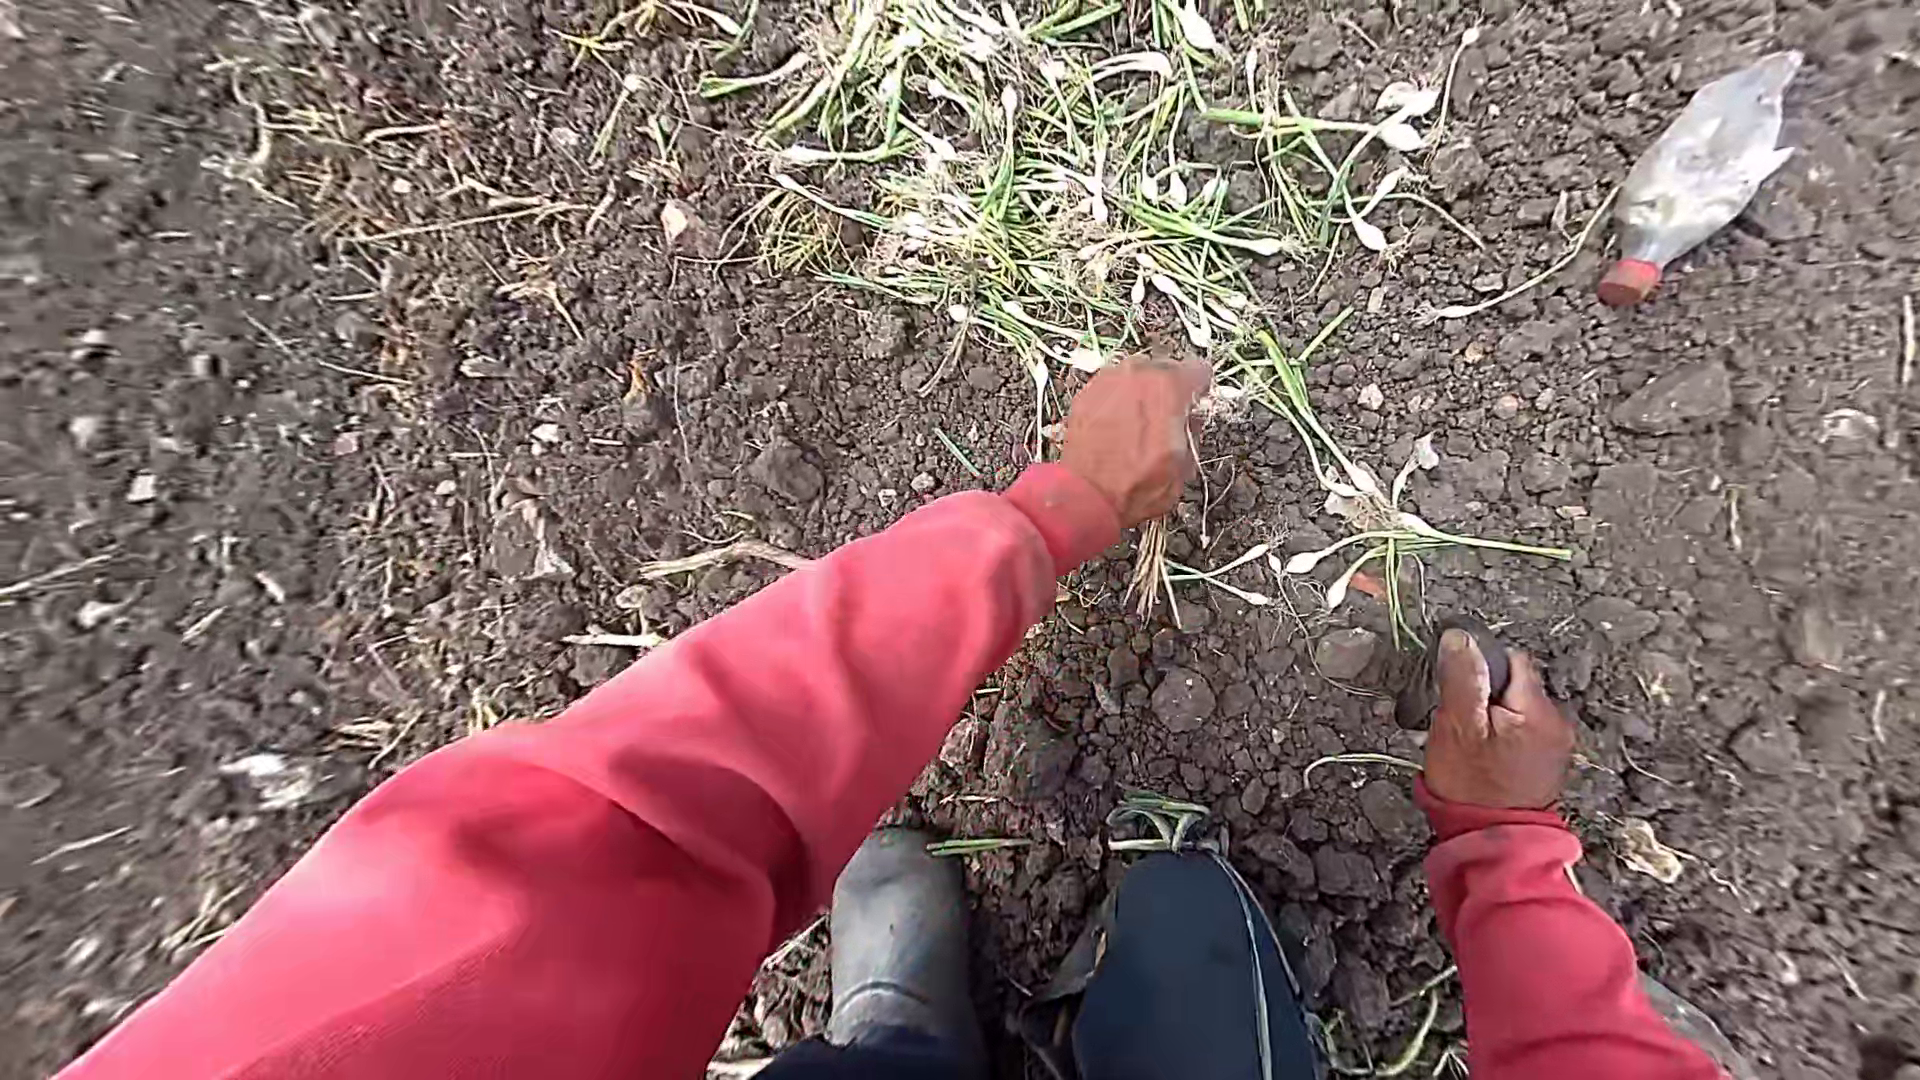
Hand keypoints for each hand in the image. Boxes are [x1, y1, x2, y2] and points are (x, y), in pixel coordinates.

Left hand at [1060, 348, 1210, 527]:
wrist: (1086, 497)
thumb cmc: (1134, 486)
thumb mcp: (1184, 464)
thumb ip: (1192, 429)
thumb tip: (1189, 419)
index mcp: (1168, 387)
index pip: (1197, 370)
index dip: (1199, 389)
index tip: (1196, 401)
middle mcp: (1136, 375)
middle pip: (1163, 368)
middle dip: (1167, 389)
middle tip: (1165, 416)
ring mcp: (1106, 382)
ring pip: (1133, 375)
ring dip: (1138, 393)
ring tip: (1138, 422)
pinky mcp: (1084, 396)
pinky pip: (1108, 388)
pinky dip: (1115, 401)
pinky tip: (1115, 425)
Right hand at [1424, 629, 1573, 809]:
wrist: (1490, 832)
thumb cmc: (1471, 779)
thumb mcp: (1458, 723)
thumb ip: (1462, 678)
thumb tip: (1461, 637)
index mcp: (1539, 710)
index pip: (1511, 659)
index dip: (1479, 662)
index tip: (1454, 679)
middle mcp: (1557, 721)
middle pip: (1512, 681)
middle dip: (1480, 688)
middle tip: (1456, 714)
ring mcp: (1554, 740)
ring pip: (1511, 702)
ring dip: (1486, 708)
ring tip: (1465, 732)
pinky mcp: (1544, 755)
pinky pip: (1516, 722)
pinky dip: (1495, 726)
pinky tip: (1479, 745)